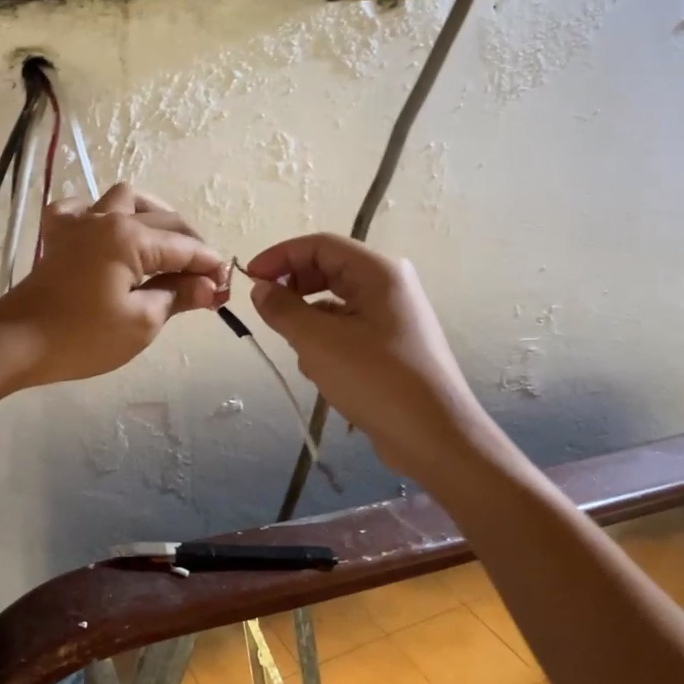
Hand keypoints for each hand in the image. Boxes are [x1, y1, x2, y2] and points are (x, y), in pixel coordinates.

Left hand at [0, 184, 228, 389]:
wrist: (17, 341)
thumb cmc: (82, 337)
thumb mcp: (141, 322)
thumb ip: (178, 296)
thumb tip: (211, 287)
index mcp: (130, 237)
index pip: (185, 247)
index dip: (210, 267)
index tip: (226, 288)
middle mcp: (108, 218)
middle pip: (163, 221)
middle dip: (190, 246)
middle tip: (203, 280)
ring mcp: (79, 222)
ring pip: (126, 199)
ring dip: (152, 217)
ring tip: (166, 247)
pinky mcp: (58, 236)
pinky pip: (83, 208)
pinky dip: (102, 214)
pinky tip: (109, 233)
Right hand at [244, 234, 481, 468]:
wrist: (434, 438)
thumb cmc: (376, 380)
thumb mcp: (318, 341)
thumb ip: (283, 309)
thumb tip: (260, 289)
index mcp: (378, 272)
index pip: (320, 245)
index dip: (280, 256)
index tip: (249, 279)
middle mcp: (389, 286)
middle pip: (328, 270)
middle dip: (293, 288)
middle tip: (266, 312)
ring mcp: (392, 317)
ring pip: (334, 302)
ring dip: (307, 319)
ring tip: (297, 349)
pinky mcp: (390, 347)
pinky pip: (347, 328)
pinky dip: (325, 341)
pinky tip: (318, 371)